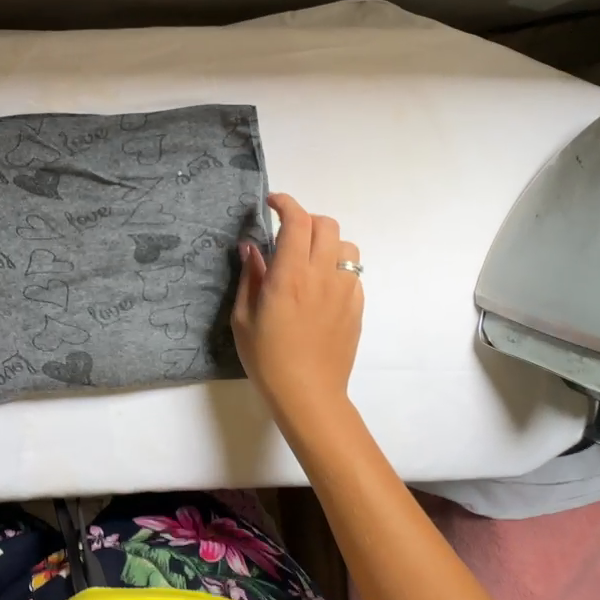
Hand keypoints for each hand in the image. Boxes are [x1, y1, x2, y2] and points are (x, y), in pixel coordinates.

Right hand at [232, 193, 363, 432]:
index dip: (285, 203)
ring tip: (308, 258)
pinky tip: (320, 287)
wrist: (309, 395)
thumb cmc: (267, 357)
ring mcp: (344, 291)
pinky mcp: (357, 307)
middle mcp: (322, 276)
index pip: (297, 221)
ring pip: (346, 246)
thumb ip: (250, 276)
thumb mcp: (242, 316)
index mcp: (291, 275)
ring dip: (326, 242)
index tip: (271, 203)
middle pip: (326, 224)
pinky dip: (337, 267)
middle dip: (305, 219)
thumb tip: (251, 247)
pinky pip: (353, 273)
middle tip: (286, 233)